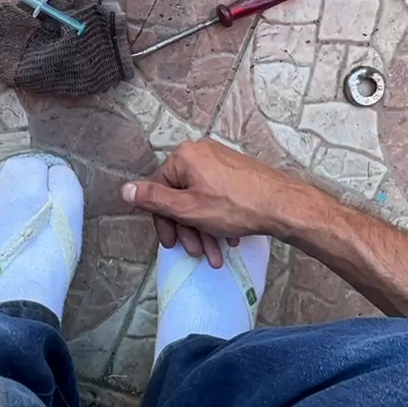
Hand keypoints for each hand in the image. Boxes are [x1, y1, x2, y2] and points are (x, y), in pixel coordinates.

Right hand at [121, 140, 312, 267]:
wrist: (283, 205)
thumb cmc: (236, 206)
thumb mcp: (188, 208)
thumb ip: (154, 199)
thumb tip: (125, 189)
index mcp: (184, 156)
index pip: (158, 190)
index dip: (163, 221)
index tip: (172, 244)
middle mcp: (200, 152)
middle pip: (180, 195)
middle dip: (188, 229)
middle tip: (197, 253)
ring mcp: (219, 160)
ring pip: (200, 198)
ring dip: (204, 229)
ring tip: (215, 254)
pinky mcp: (235, 170)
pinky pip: (216, 194)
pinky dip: (217, 218)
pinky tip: (227, 239)